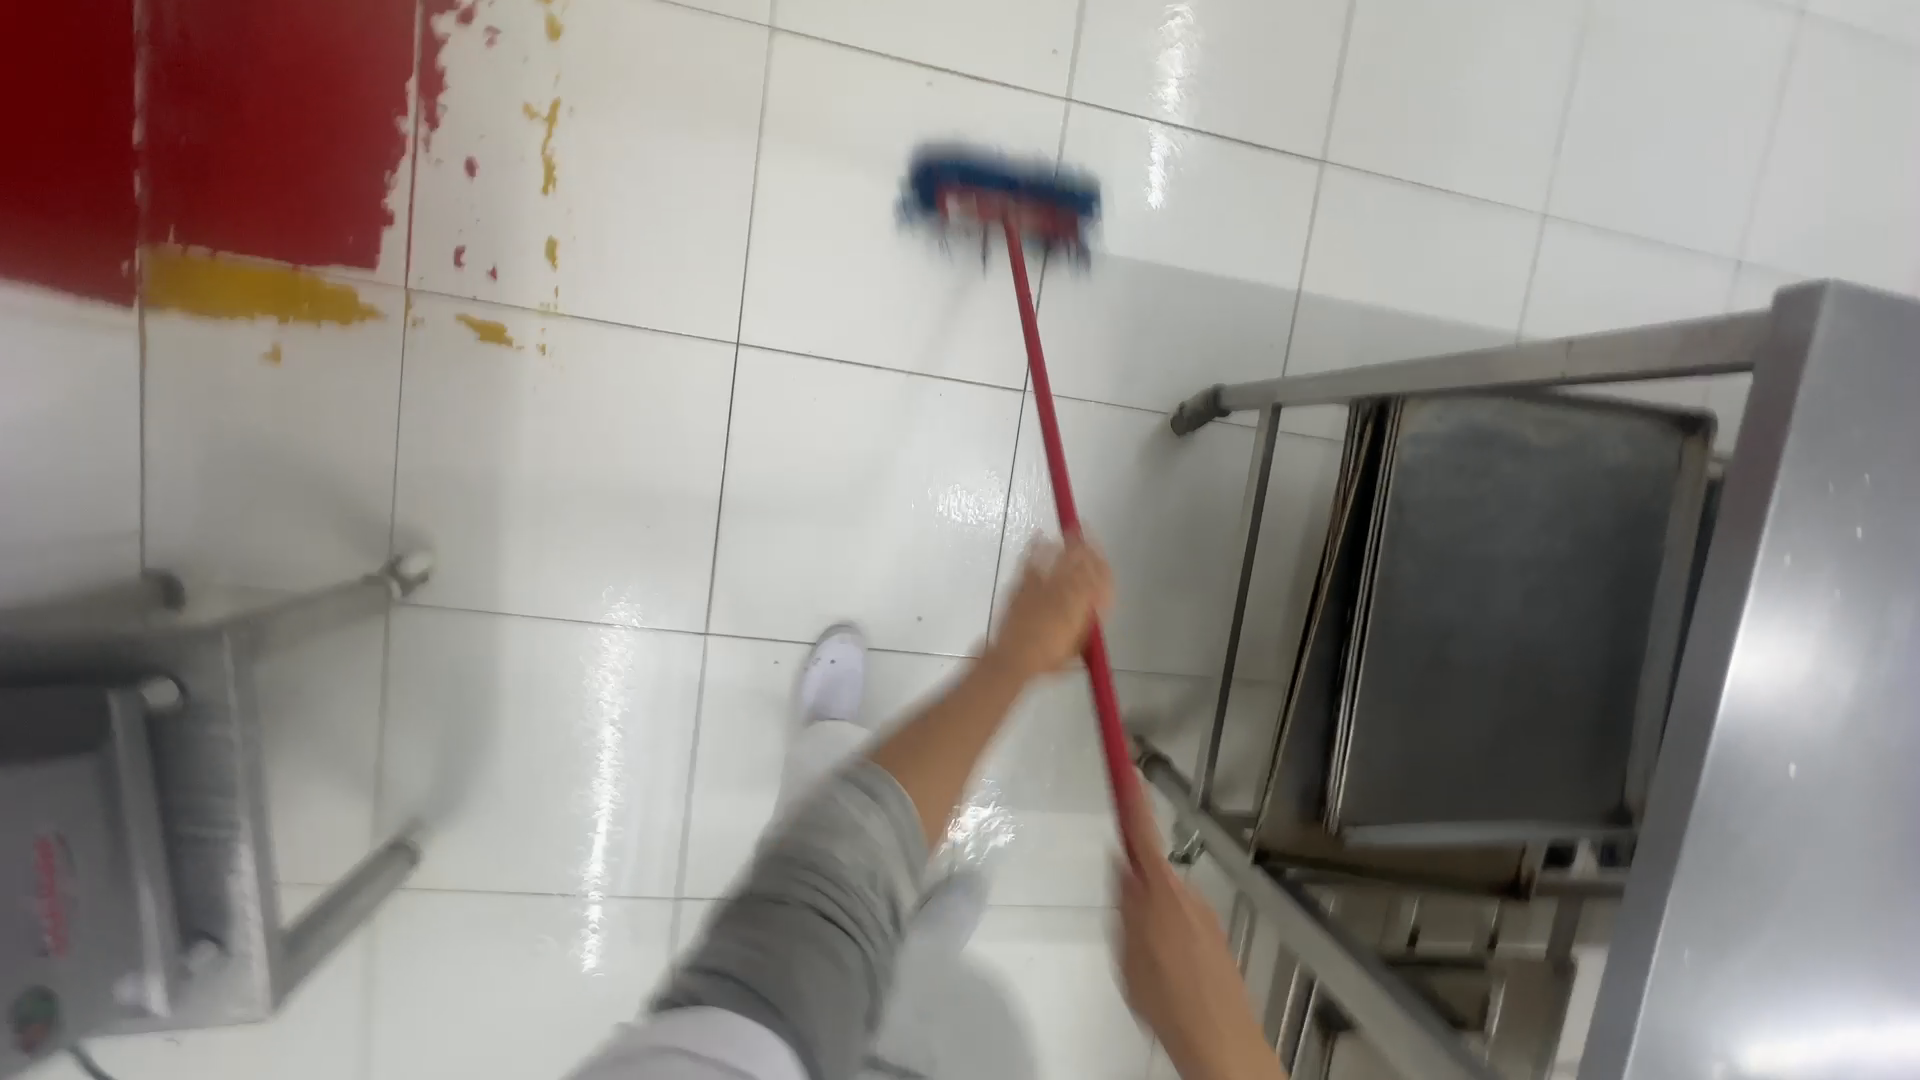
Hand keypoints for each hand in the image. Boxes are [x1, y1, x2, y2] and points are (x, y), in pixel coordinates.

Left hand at [986, 534, 1112, 679]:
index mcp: (1080, 605)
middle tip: (1088, 533)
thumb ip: (1087, 621)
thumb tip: (1094, 607)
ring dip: (1066, 543)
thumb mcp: (1078, 644)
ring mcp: (1041, 585)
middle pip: (1079, 561)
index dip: (1101, 563)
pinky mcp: (1022, 585)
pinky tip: (1038, 535)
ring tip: (1071, 529)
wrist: (1014, 656)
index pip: (1097, 577)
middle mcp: (1064, 590)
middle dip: (1086, 545)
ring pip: (1058, 558)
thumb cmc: (1048, 658)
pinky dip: (1035, 546)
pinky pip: (1031, 560)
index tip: (1101, 555)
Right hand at [1114, 797, 1286, 1079]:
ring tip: (1147, 962)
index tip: (1130, 766)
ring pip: (1166, 900)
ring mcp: (1204, 914)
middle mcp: (1185, 893)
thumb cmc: (1167, 998)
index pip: (1140, 831)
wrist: (1222, 1042)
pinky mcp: (1216, 936)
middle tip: (1125, 925)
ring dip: (1152, 917)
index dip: (1133, 798)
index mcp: (1158, 890)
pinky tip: (1167, 972)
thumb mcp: (1126, 951)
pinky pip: (1183, 921)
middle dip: (1134, 885)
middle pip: (1151, 868)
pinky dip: (1170, 936)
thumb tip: (1122, 866)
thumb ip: (1124, 904)